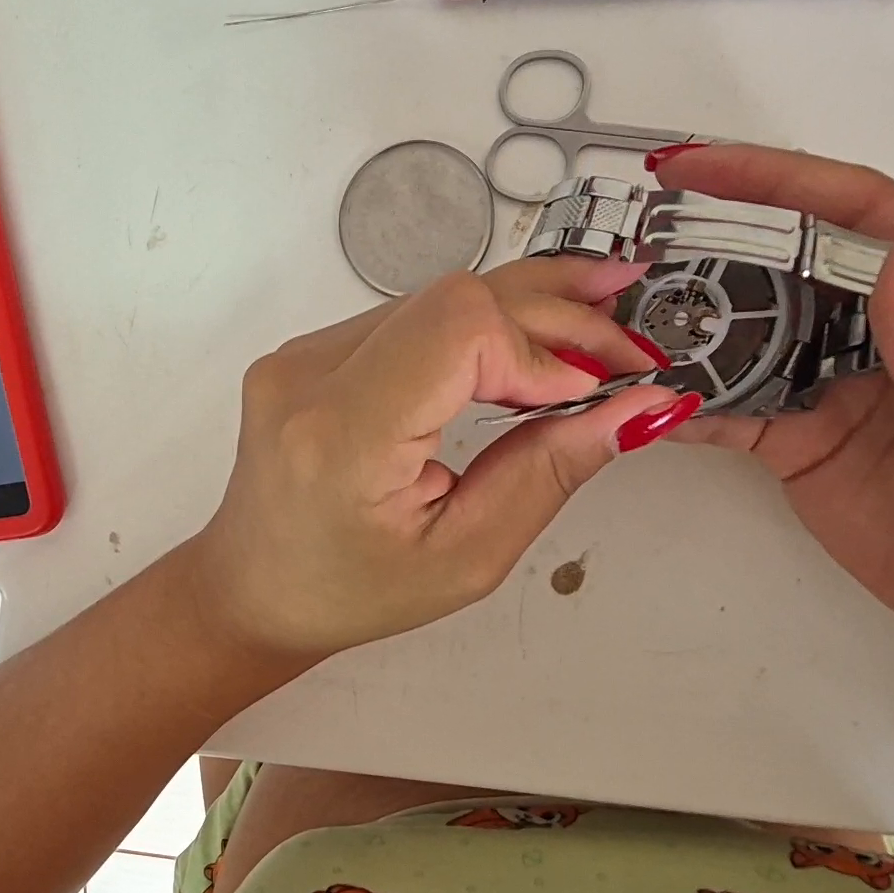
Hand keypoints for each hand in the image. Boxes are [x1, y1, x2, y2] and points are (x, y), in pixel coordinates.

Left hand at [185, 259, 685, 656]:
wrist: (256, 586)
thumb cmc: (351, 593)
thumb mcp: (465, 558)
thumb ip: (547, 473)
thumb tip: (637, 408)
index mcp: (342, 438)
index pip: (456, 332)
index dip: (542, 346)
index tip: (593, 389)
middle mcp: (308, 378)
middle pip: (452, 300)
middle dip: (554, 316)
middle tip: (630, 345)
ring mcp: (300, 355)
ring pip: (434, 299)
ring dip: (523, 311)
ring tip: (602, 313)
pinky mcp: (308, 352)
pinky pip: (408, 317)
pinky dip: (476, 326)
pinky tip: (529, 333)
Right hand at [652, 144, 893, 651]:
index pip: (856, 215)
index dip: (772, 183)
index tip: (686, 171)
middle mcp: (877, 326)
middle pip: (775, 265)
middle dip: (696, 249)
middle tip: (616, 256)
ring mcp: (824, 380)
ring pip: (736, 332)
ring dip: (673, 325)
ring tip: (603, 326)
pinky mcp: (788, 434)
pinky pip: (718, 406)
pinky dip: (672, 402)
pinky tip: (630, 403)